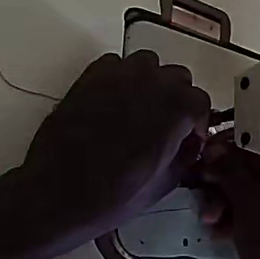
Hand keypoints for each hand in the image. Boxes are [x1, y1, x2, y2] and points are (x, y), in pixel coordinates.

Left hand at [13, 51, 210, 241]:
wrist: (60, 192)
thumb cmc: (109, 194)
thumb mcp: (163, 182)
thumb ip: (185, 154)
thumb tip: (188, 143)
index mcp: (174, 108)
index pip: (200, 100)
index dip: (197, 121)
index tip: (189, 134)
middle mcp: (149, 84)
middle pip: (177, 77)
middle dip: (176, 99)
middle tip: (167, 124)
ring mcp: (117, 76)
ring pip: (147, 64)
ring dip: (150, 82)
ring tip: (140, 109)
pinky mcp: (89, 78)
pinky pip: (114, 65)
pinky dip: (119, 78)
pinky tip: (114, 101)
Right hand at [198, 136, 259, 258]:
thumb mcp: (252, 205)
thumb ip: (231, 172)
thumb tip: (212, 147)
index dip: (233, 146)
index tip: (206, 148)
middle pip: (247, 169)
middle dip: (221, 178)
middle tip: (198, 180)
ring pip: (238, 191)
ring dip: (219, 201)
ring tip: (208, 217)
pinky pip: (237, 211)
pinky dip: (224, 217)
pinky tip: (214, 229)